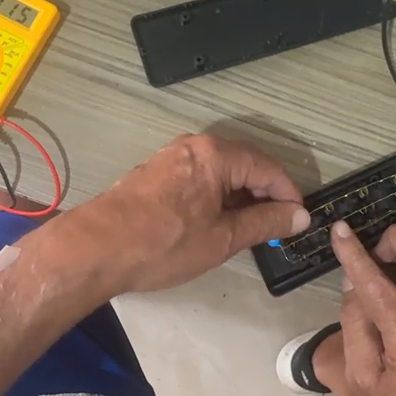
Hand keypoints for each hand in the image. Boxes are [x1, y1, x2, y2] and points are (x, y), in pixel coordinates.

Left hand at [74, 134, 308, 294]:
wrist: (95, 249)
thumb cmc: (164, 244)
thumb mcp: (223, 238)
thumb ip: (266, 223)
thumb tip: (300, 216)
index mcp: (216, 154)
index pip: (268, 168)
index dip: (288, 194)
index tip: (298, 220)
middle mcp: (194, 146)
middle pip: (244, 164)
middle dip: (264, 194)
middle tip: (277, 226)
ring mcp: (171, 157)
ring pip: (220, 171)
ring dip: (239, 196)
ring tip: (248, 229)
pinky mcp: (155, 173)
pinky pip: (198, 176)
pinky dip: (215, 196)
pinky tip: (215, 222)